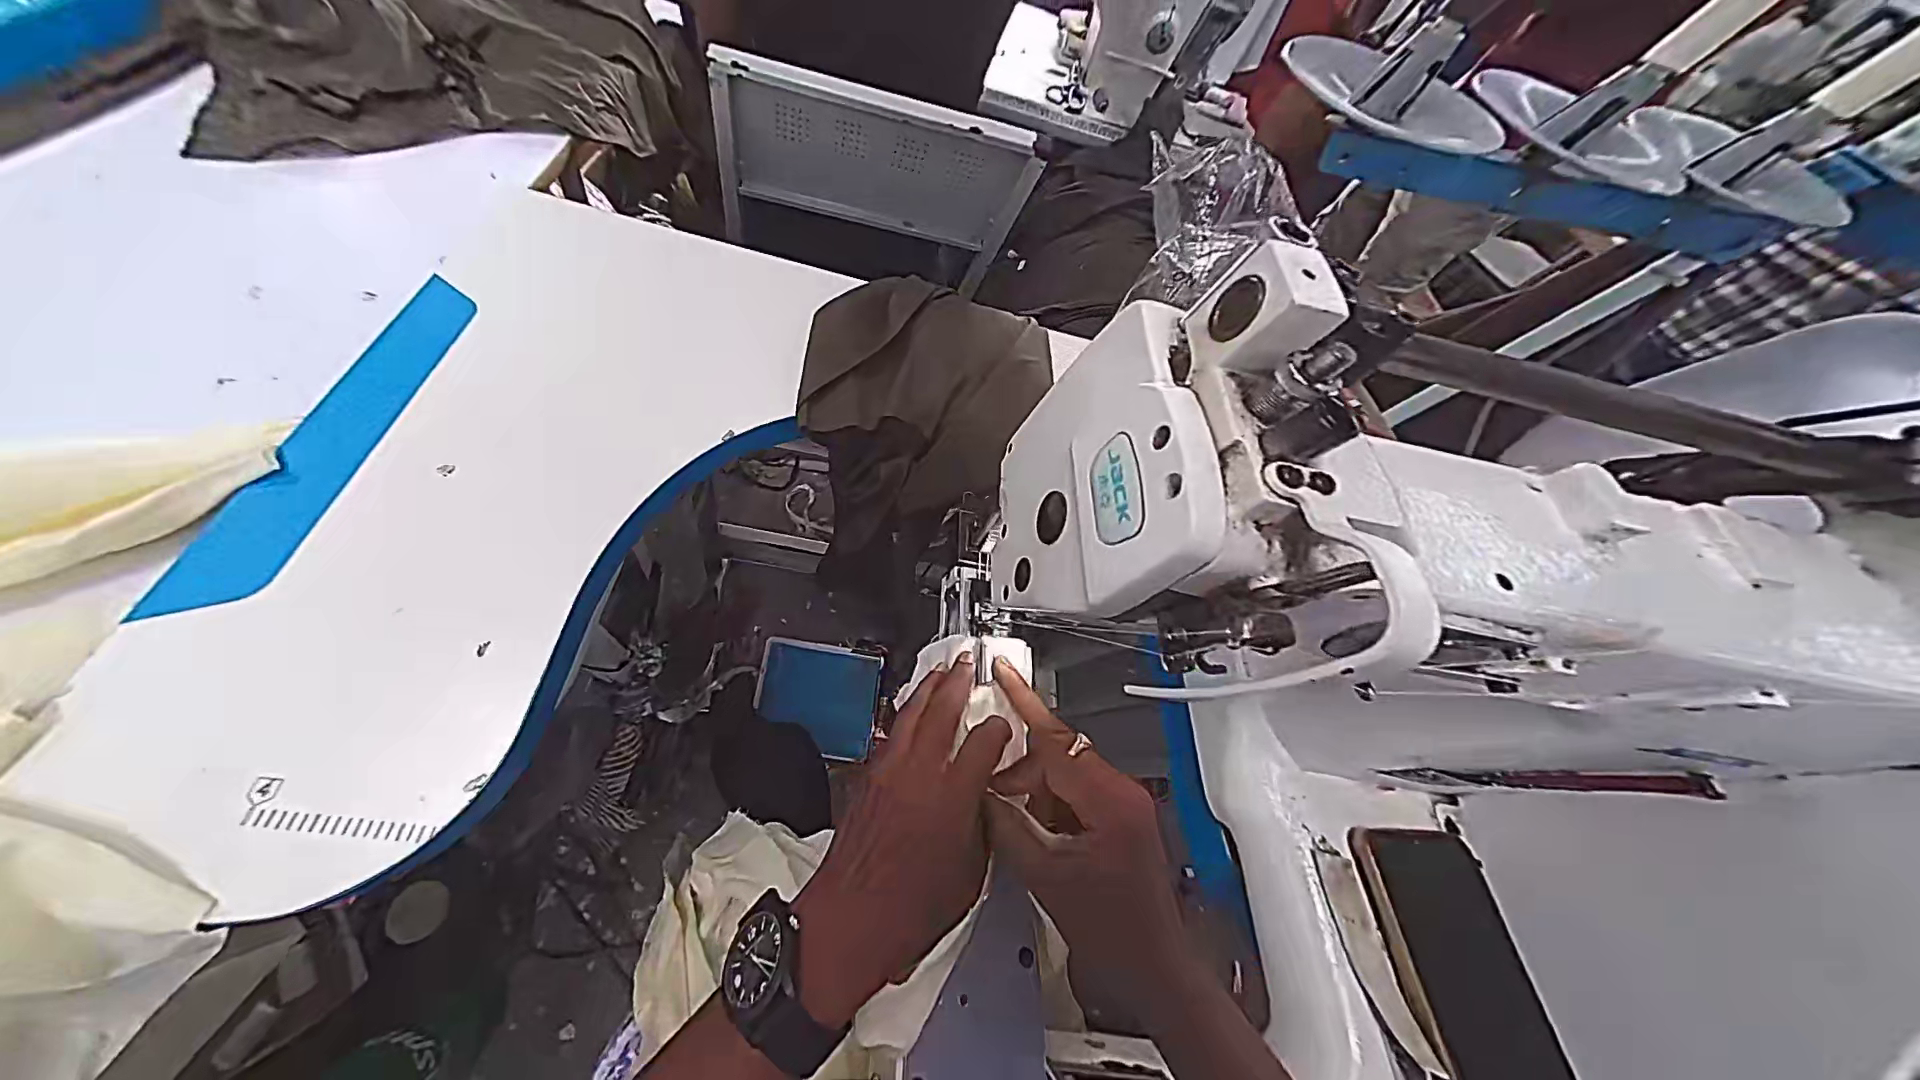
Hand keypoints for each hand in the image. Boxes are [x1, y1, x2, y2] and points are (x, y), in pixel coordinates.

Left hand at [791, 657, 1011, 1027]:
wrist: (851, 918)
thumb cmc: (909, 907)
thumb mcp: (970, 872)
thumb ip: (982, 826)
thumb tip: (984, 804)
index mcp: (954, 795)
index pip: (985, 741)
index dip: (1000, 729)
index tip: (1005, 727)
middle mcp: (920, 774)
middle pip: (942, 711)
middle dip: (956, 682)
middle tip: (964, 664)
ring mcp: (889, 772)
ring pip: (910, 714)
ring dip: (926, 689)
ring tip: (937, 673)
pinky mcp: (868, 779)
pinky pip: (890, 732)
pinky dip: (903, 714)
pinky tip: (907, 710)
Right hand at [981, 658, 1195, 1025]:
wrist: (1153, 969)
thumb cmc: (1115, 932)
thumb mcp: (1046, 876)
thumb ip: (1009, 826)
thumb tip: (984, 795)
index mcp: (1109, 799)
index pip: (1057, 739)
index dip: (1024, 702)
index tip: (1004, 673)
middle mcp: (1121, 793)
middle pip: (1056, 757)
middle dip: (1021, 776)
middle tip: (994, 798)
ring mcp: (1122, 805)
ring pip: (1063, 777)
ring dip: (1035, 797)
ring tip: (1025, 836)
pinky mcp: (1118, 819)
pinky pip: (1073, 797)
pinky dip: (1050, 810)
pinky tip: (1042, 842)